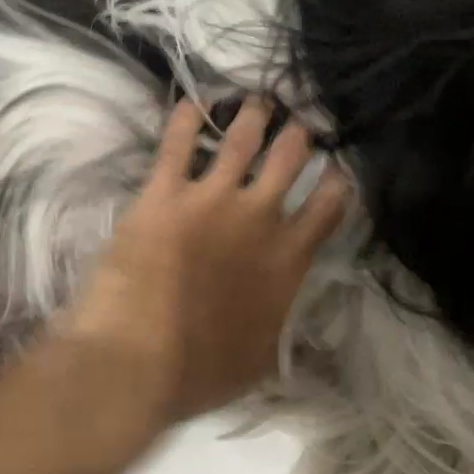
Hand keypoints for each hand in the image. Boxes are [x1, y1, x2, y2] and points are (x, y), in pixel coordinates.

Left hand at [60, 98, 351, 422]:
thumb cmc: (200, 372)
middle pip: (290, 156)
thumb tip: (290, 326)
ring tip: (257, 101)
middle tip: (296, 123)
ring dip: (253, 113)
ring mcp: (210, 198)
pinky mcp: (163, 192)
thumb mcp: (260, 361)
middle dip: (298, 134)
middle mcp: (258, 217)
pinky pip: (177, 140)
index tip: (337, 167)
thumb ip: (280, 329)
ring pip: (243, 136)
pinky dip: (187, 115)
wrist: (136, 362)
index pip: (329, 205)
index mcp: (288, 259)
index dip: (338, 180)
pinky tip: (193, 102)